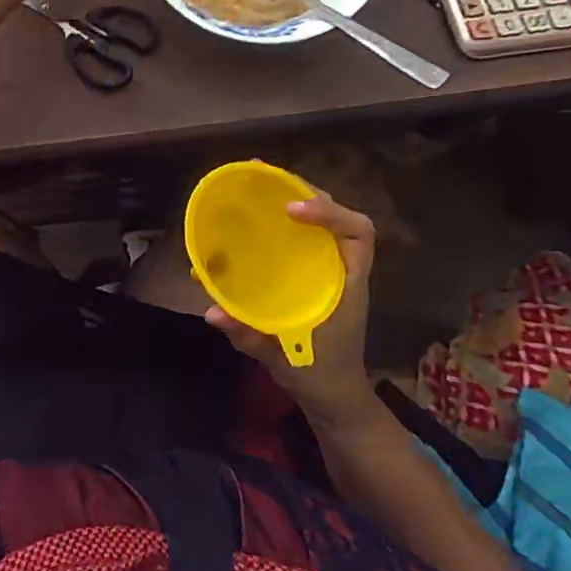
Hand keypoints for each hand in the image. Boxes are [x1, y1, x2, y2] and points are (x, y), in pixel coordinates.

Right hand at [206, 190, 378, 425]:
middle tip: (261, 175)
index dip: (329, 213)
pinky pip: (303, 235)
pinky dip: (281, 218)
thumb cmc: (318, 374)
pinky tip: (253, 211)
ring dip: (291, 195)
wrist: (335, 395)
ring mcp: (330, 268)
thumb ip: (249, 335)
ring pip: (320, 219)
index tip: (290, 211)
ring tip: (255, 181)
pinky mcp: (313, 272)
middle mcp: (343, 268)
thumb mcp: (283, 359)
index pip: (359, 232)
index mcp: (349, 284)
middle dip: (302, 190)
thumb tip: (211, 311)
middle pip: (336, 213)